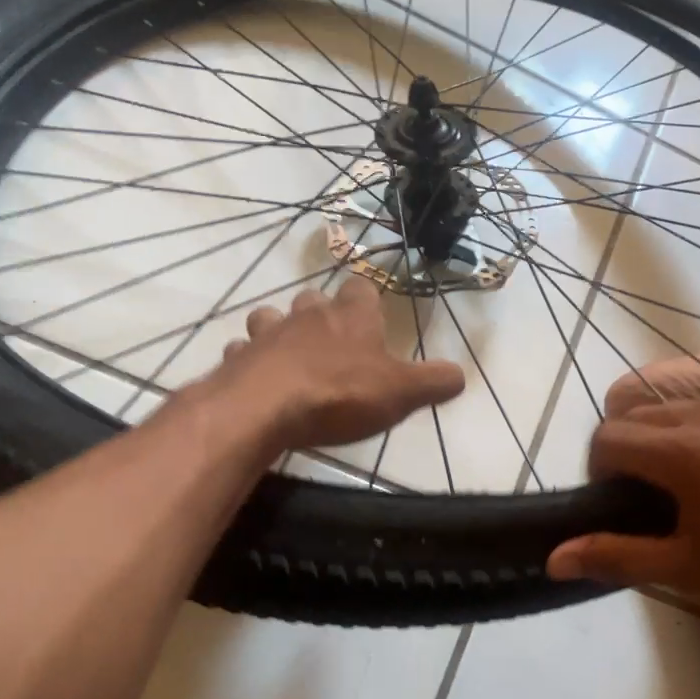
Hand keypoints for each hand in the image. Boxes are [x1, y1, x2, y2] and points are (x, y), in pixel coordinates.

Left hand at [210, 276, 464, 449]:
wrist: (263, 410)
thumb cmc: (340, 394)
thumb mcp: (402, 393)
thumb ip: (434, 382)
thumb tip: (461, 374)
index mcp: (352, 317)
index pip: (361, 288)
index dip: (367, 300)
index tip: (373, 318)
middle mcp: (308, 315)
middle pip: (313, 299)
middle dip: (322, 314)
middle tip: (334, 343)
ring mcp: (268, 334)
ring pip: (271, 318)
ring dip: (280, 331)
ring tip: (291, 356)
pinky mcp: (238, 359)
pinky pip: (243, 352)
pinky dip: (250, 360)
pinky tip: (258, 378)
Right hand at [545, 401, 699, 609]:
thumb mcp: (687, 568)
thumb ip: (616, 555)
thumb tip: (555, 558)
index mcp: (680, 449)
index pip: (608, 437)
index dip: (599, 472)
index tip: (618, 507)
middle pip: (639, 418)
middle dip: (628, 455)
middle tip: (648, 504)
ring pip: (677, 412)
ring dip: (664, 443)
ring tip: (688, 493)